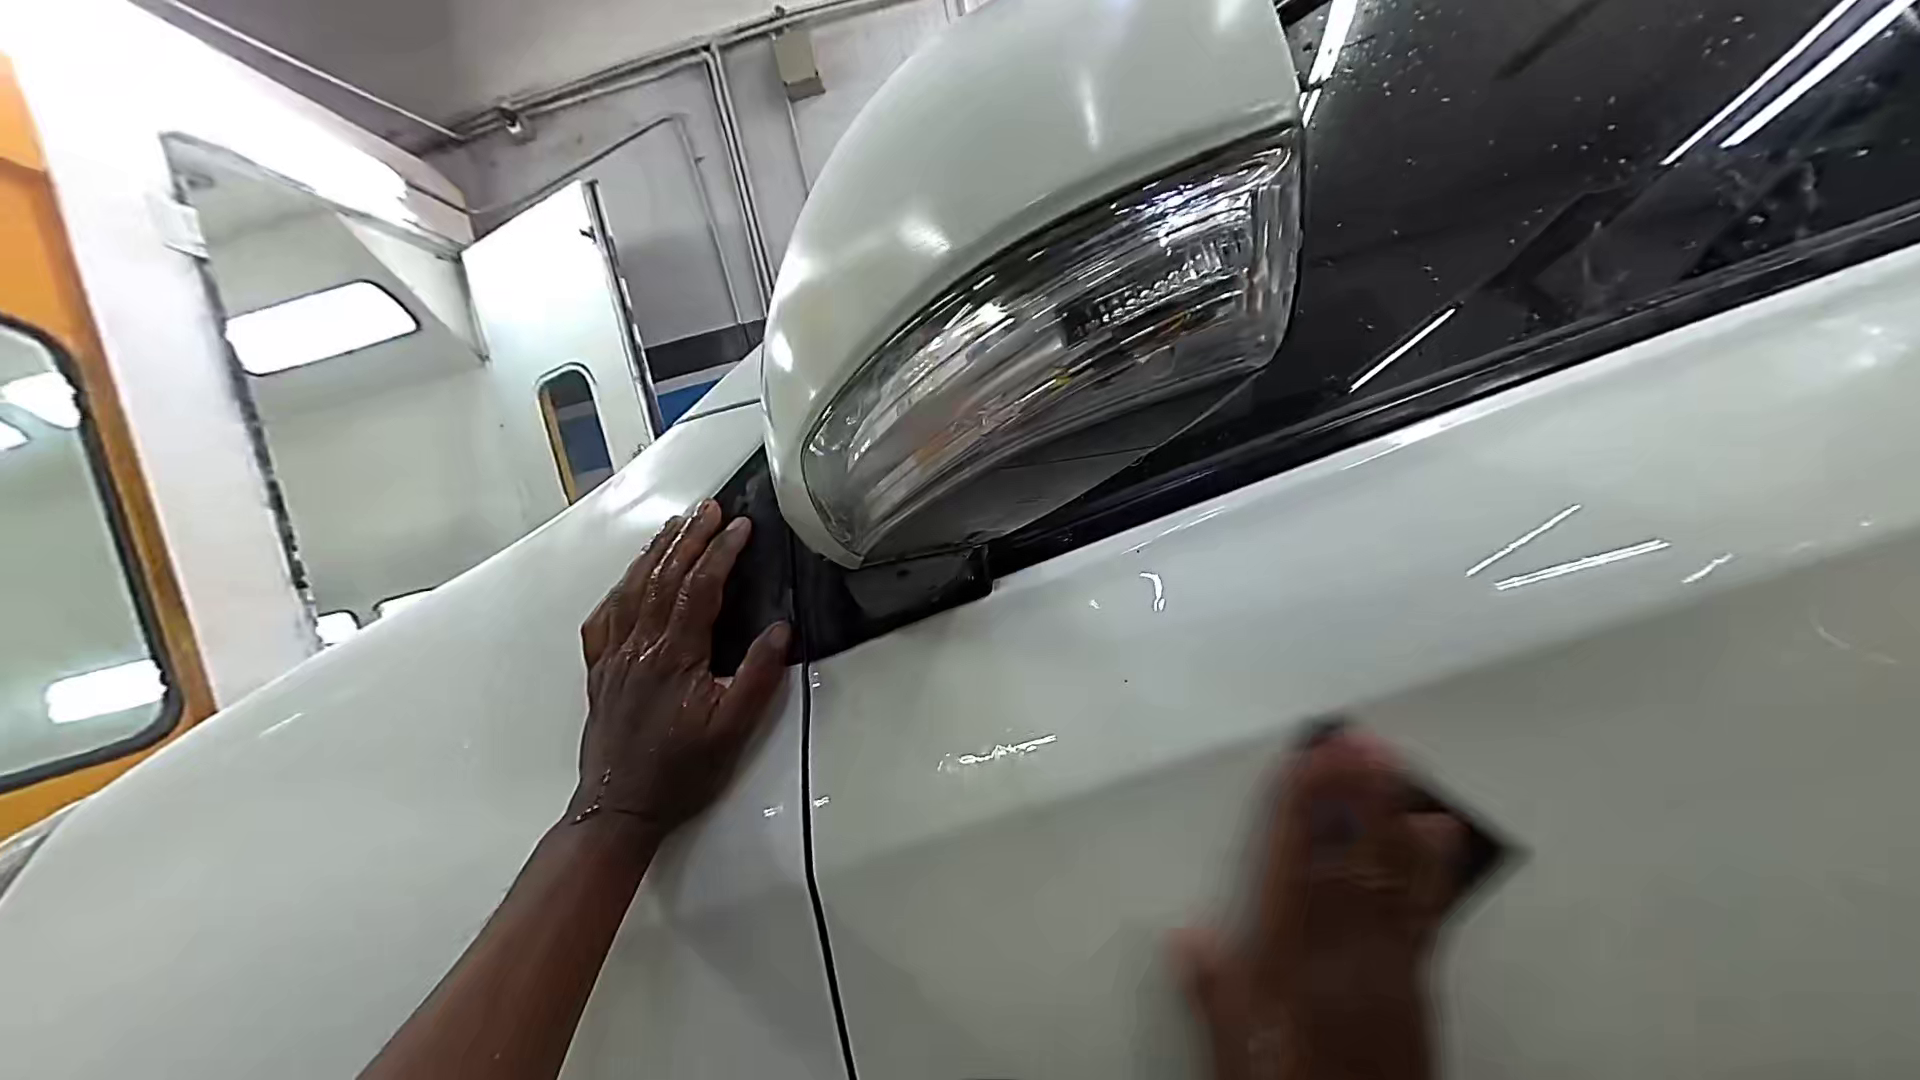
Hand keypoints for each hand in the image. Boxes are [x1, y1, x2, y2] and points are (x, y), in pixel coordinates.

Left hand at [571, 500, 791, 838]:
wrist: (619, 808)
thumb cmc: (680, 771)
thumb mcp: (733, 728)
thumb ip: (758, 676)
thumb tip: (780, 630)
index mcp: (674, 656)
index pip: (700, 588)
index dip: (721, 552)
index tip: (740, 526)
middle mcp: (640, 647)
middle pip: (664, 577)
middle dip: (689, 536)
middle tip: (708, 507)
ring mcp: (615, 657)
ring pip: (633, 589)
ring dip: (656, 551)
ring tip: (675, 525)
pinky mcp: (601, 670)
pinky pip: (605, 617)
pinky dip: (620, 587)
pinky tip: (629, 577)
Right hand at [1173, 725, 1466, 1079]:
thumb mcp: (1231, 1050)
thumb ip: (1211, 989)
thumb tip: (1186, 935)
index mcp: (1293, 963)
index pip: (1296, 868)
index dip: (1301, 809)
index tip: (1305, 761)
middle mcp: (1345, 956)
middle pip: (1348, 861)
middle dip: (1354, 795)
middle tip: (1360, 741)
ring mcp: (1388, 967)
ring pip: (1389, 877)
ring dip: (1390, 813)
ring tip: (1393, 764)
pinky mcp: (1417, 983)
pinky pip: (1424, 914)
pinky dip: (1430, 866)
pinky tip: (1436, 831)